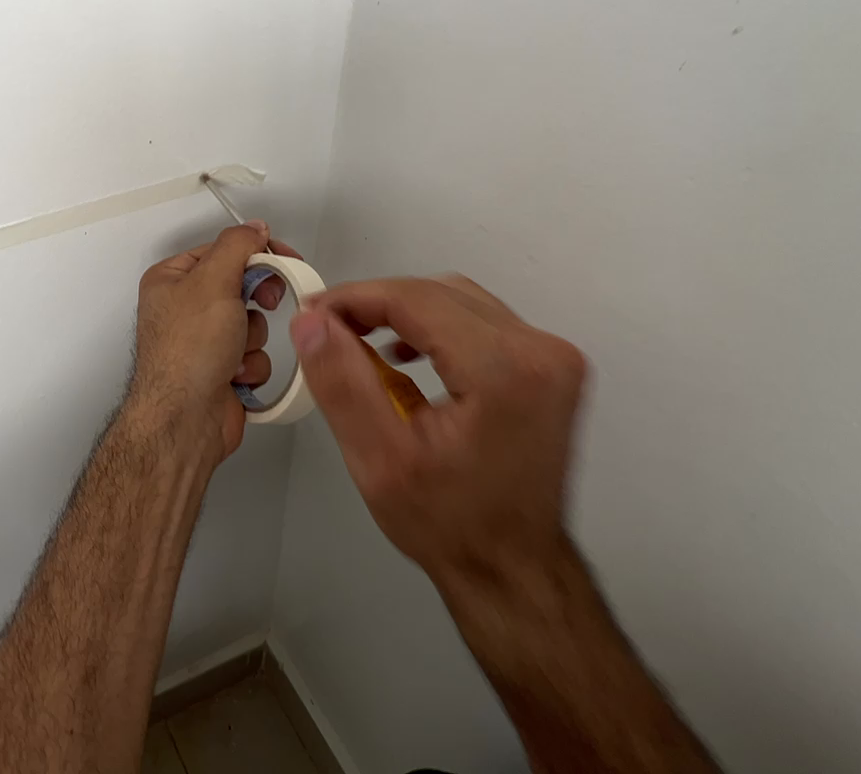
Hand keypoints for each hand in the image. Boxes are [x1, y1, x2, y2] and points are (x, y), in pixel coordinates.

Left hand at [128, 222, 303, 461]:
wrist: (186, 420)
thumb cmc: (186, 355)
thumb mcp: (213, 282)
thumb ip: (236, 247)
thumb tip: (253, 228)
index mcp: (172, 279)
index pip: (223, 250)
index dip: (256, 253)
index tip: (284, 257)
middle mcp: (184, 308)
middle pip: (242, 286)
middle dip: (254, 303)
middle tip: (264, 303)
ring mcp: (203, 341)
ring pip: (253, 323)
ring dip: (251, 339)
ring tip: (230, 353)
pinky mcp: (221, 370)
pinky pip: (254, 356)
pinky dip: (250, 366)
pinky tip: (232, 377)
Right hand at [289, 275, 587, 581]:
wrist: (513, 568)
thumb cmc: (447, 523)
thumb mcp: (377, 459)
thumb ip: (341, 382)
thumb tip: (311, 322)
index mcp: (505, 370)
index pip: (415, 300)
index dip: (353, 299)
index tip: (309, 313)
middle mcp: (540, 350)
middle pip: (437, 292)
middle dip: (374, 302)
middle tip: (324, 328)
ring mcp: (552, 356)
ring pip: (458, 300)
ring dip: (402, 311)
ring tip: (355, 339)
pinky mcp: (549, 365)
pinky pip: (479, 320)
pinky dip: (433, 326)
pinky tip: (403, 356)